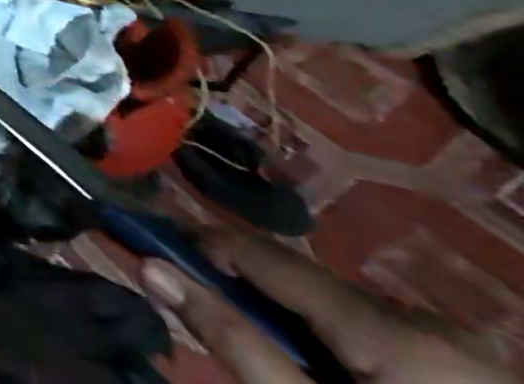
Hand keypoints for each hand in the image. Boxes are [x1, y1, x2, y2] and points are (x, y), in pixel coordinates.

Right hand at [140, 230, 514, 382]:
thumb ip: (232, 340)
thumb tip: (150, 267)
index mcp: (389, 330)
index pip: (263, 253)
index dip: (195, 240)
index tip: (137, 235)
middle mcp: (424, 321)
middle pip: (299, 276)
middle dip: (236, 280)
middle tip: (182, 292)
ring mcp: (459, 347)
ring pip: (334, 301)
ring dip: (278, 307)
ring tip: (245, 335)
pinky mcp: (467, 368)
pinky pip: (373, 329)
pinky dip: (324, 332)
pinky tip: (311, 365)